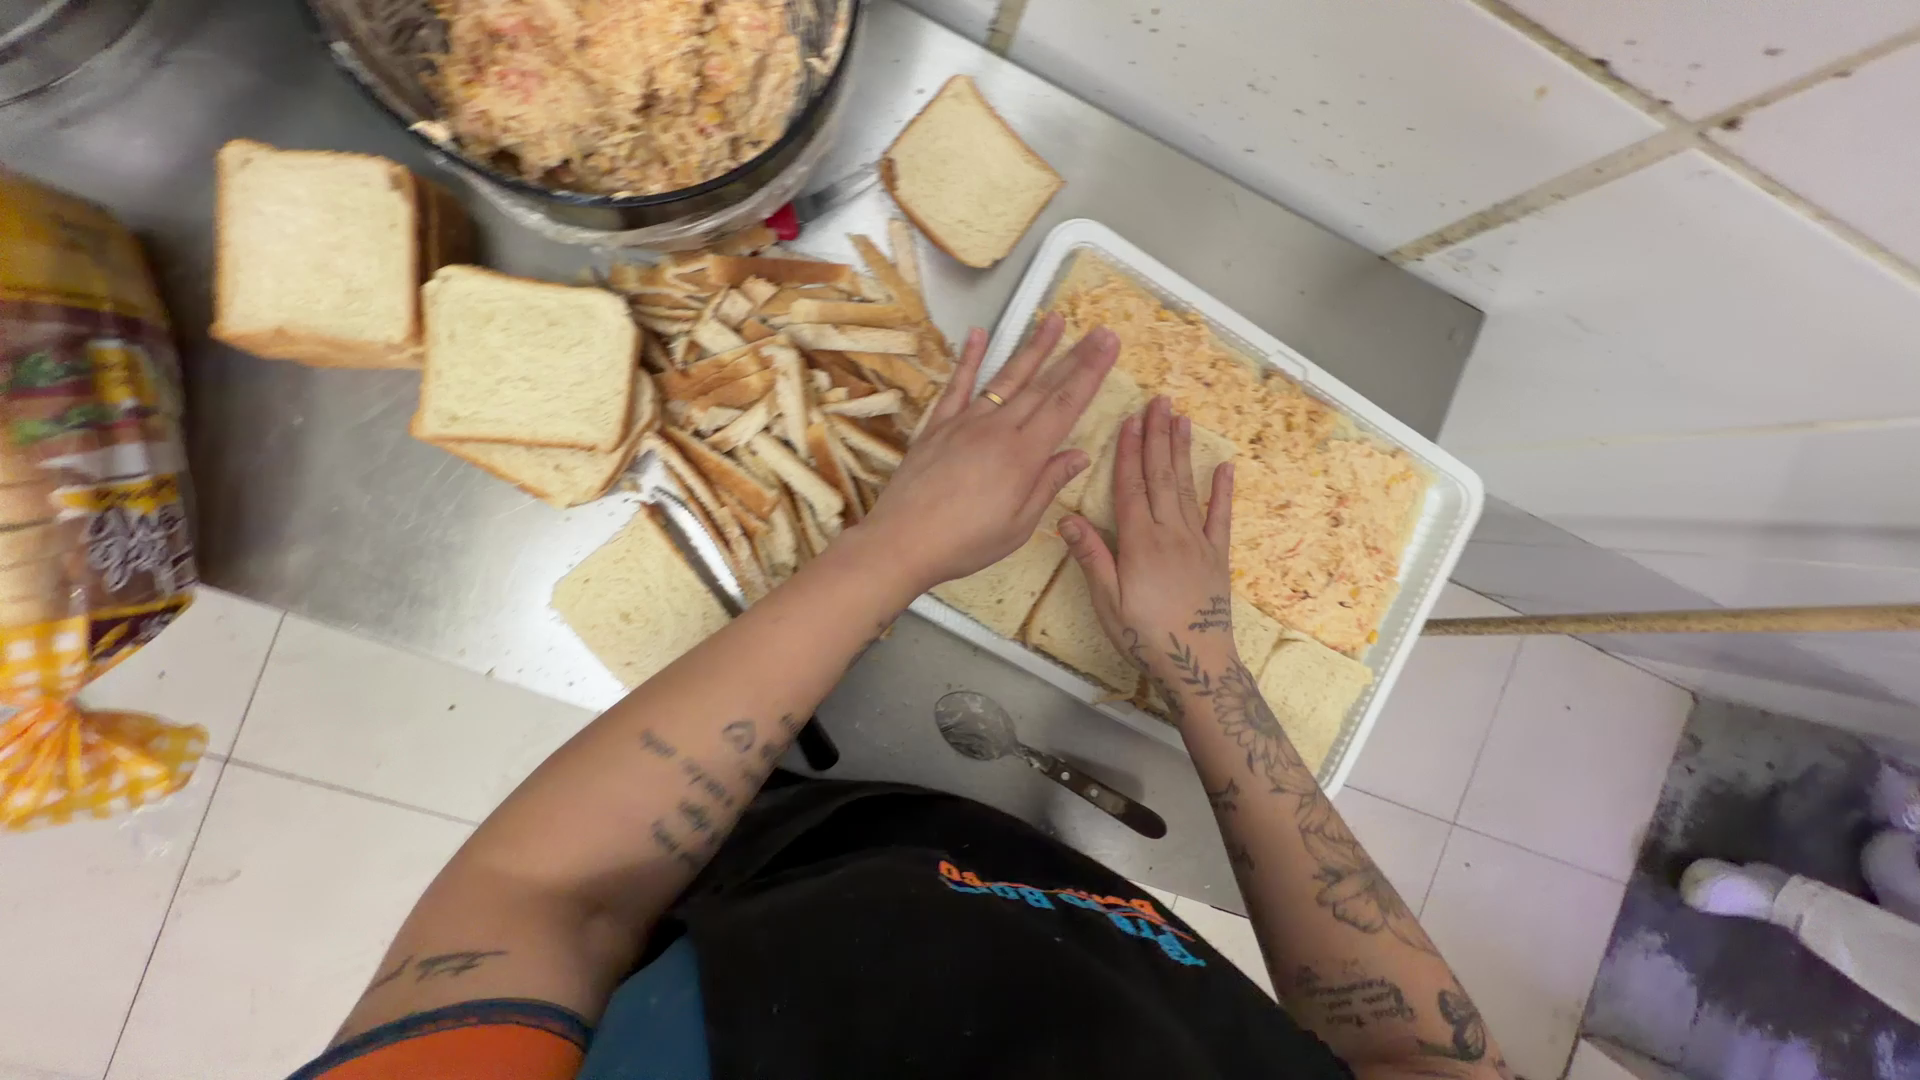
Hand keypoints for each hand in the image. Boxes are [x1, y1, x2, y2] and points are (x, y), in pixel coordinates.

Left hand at [856, 313, 1119, 595]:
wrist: (902, 540)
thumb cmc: (965, 543)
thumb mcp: (1018, 526)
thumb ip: (1047, 485)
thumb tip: (1079, 455)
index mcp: (1024, 455)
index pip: (1065, 405)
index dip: (1091, 373)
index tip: (1109, 345)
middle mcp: (998, 429)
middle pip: (1042, 386)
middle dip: (1074, 356)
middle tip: (1097, 329)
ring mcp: (965, 422)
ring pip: (1005, 378)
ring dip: (1032, 348)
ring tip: (1053, 319)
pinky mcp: (938, 425)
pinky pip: (958, 385)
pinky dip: (969, 359)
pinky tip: (978, 334)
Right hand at [1060, 396, 1237, 676]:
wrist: (1198, 663)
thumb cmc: (1144, 635)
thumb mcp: (1107, 601)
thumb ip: (1091, 557)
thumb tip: (1066, 518)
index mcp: (1140, 541)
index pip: (1131, 487)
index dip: (1129, 452)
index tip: (1130, 420)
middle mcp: (1171, 532)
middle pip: (1162, 476)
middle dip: (1158, 437)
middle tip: (1159, 402)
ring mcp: (1198, 542)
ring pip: (1187, 487)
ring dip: (1183, 452)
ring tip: (1181, 419)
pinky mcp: (1217, 556)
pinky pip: (1221, 516)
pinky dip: (1223, 490)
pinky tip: (1224, 466)